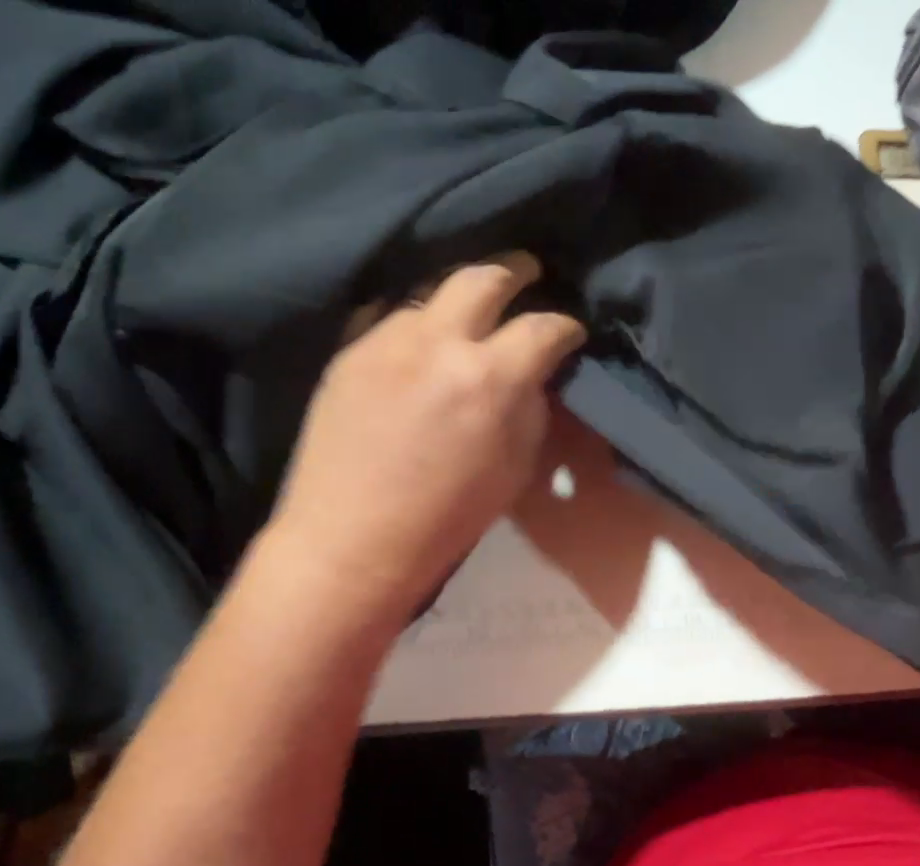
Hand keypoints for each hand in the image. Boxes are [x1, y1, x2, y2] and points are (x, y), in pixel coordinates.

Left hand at [263, 252, 585, 628]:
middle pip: (483, 276)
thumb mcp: (515, 465)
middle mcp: (438, 344)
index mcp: (490, 379)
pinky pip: (392, 317)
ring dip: (461, 295)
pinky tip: (426, 338)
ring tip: (473, 309)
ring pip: (431, 290)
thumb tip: (533, 376)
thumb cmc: (450, 516)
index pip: (543, 327)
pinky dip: (420, 320)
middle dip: (515, 271)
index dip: (566, 326)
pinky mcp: (348, 352)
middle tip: (529, 273)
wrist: (353, 540)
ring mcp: (385, 341)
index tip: (571, 332)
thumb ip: (529, 407)